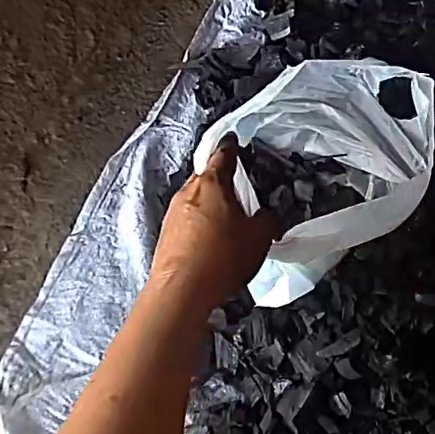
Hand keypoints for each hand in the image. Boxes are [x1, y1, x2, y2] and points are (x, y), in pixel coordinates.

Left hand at [151, 137, 278, 309]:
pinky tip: (212, 243)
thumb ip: (268, 220)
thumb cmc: (221, 257)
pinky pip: (187, 222)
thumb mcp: (259, 237)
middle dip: (223, 183)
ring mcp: (174, 213)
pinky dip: (200, 226)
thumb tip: (268, 217)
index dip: (232, 147)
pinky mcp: (166, 235)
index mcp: (212, 183)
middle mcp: (188, 192)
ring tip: (229, 223)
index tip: (235, 143)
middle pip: (208, 178)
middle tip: (241, 192)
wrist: (181, 290)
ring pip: (196, 200)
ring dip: (211, 206)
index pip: (224, 155)